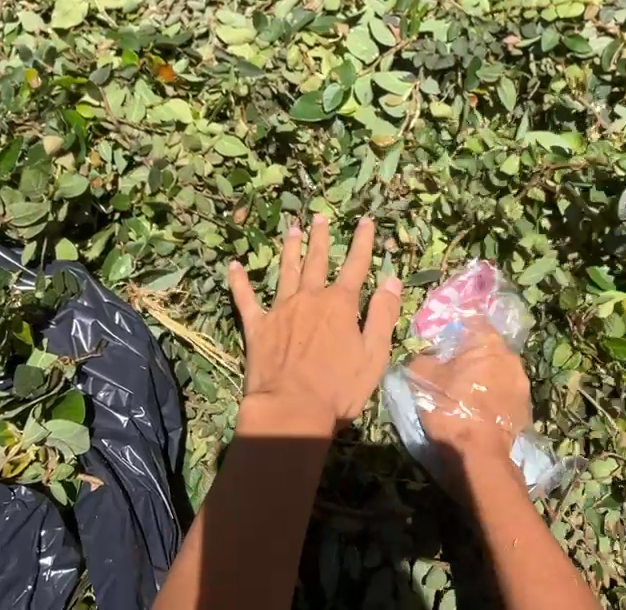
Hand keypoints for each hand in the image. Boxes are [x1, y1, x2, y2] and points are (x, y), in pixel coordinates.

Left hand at [228, 215, 402, 433]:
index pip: (356, 265)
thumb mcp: (374, 355)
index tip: (366, 221)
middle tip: (319, 217)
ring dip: (289, 248)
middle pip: (317, 261)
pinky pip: (245, 299)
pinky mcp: (257, 326)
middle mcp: (310, 298)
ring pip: (285, 270)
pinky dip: (239, 282)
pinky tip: (234, 266)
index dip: (363, 242)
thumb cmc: (339, 388)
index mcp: (340, 304)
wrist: (291, 409)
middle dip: (320, 237)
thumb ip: (383, 315)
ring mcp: (281, 309)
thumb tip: (391, 280)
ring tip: (291, 228)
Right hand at [405, 322, 530, 462]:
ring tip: (469, 393)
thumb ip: (423, 358)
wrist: (479, 453)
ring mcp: (522, 383)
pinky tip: (482, 410)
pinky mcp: (526, 407)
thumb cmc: (451, 407)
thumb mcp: (423, 378)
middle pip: (487, 348)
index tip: (445, 342)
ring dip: (486, 377)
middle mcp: (510, 356)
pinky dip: (496, 398)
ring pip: (499, 371)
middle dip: (472, 356)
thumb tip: (426, 356)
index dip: (457, 330)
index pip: (473, 322)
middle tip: (454, 369)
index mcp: (487, 342)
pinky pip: (507, 394)